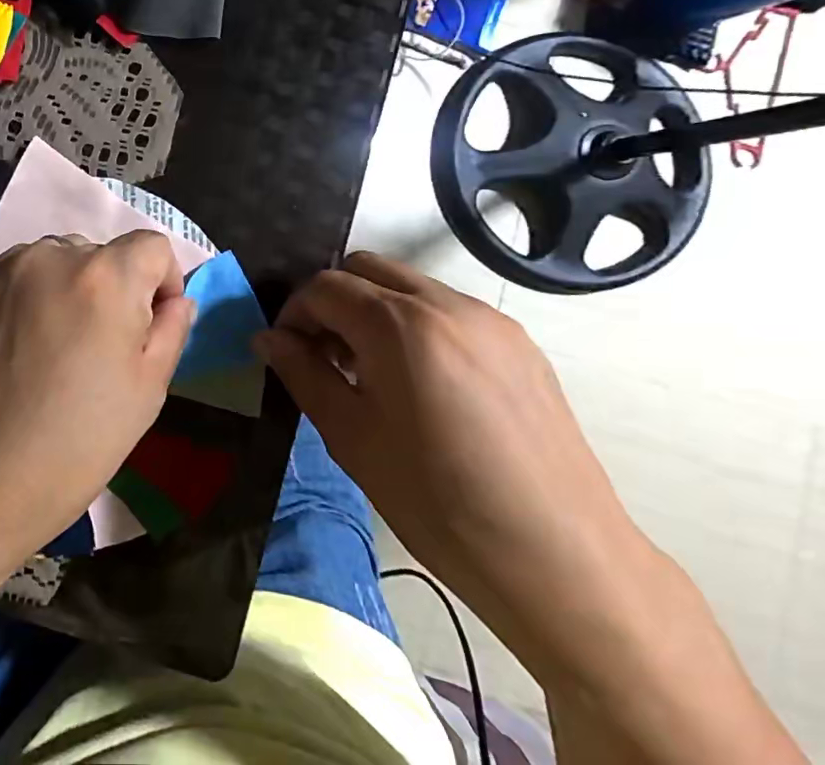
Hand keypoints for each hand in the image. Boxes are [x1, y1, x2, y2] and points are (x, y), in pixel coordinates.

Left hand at [0, 232, 193, 574]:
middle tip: (99, 346)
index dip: (161, 281)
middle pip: (99, 253)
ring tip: (55, 347)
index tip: (151, 325)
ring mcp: (2, 269)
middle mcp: (50, 255)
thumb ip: (170, 331)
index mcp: (104, 276)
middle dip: (112, 288)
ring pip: (55, 261)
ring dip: (68, 289)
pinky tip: (19, 345)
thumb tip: (174, 300)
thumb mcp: (146, 391)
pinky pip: (16, 276)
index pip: (150, 245)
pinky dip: (30, 296)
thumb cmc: (75, 442)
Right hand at [254, 252, 645, 656]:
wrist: (556, 556)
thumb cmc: (433, 497)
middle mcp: (450, 307)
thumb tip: (268, 338)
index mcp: (401, 326)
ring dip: (373, 310)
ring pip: (410, 287)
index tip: (285, 353)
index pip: (324, 287)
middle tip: (322, 354)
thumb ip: (302, 372)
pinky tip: (415, 382)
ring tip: (367, 372)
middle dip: (331, 300)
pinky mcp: (522, 348)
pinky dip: (414, 325)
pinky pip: (449, 312)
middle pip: (367, 269)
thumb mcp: (348, 433)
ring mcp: (494, 324)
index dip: (292, 314)